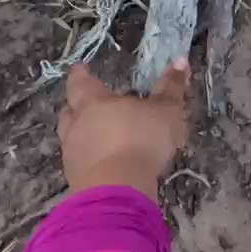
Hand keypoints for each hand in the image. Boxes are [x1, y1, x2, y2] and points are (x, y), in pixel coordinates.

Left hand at [57, 59, 191, 200]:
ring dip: (82, 130)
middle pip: (69, 112)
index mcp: (94, 104)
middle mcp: (77, 127)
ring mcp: (73, 155)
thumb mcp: (166, 109)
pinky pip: (80, 157)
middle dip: (76, 105)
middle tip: (86, 100)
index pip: (81, 85)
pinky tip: (104, 154)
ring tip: (98, 129)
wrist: (117, 191)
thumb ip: (171, 86)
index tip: (78, 67)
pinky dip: (89, 151)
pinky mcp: (76, 179)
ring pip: (72, 136)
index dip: (80, 75)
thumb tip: (181, 60)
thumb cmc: (141, 139)